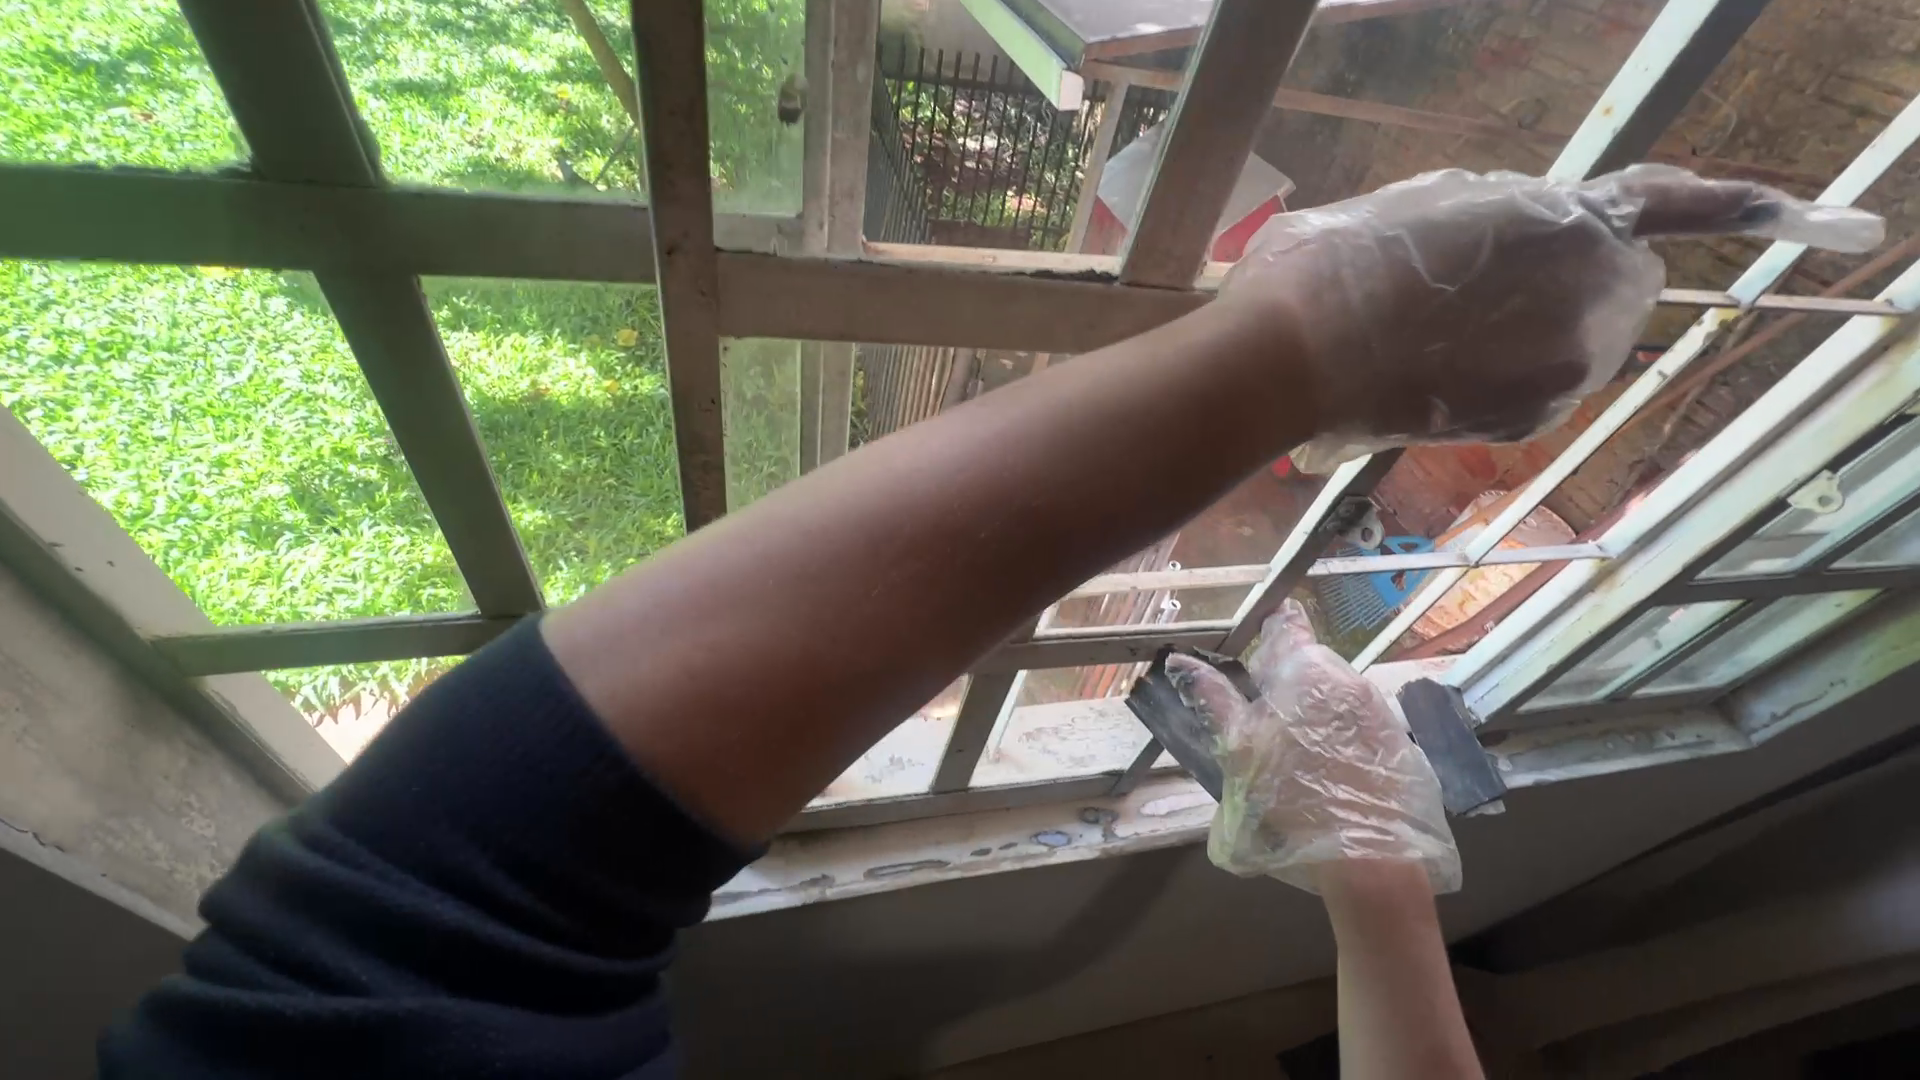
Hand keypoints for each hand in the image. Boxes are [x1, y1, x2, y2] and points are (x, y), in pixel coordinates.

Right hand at [1166, 600, 1459, 893]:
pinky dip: (1333, 732)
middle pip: (1307, 662)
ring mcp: (1378, 711)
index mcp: (1307, 670)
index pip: (1286, 626)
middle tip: (1255, 712)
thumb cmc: (1291, 795)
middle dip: (1281, 678)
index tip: (1252, 634)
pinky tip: (1321, 769)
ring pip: (1330, 694)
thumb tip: (1178, 660)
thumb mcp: (1238, 746)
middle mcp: (1349, 679)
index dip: (1267, 627)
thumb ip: (1211, 698)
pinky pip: (1354, 722)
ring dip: (1307, 707)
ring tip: (1287, 746)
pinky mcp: (1396, 744)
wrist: (1371, 863)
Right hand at [1218, 165, 1883, 472]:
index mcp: (1559, 218)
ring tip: (1436, 338)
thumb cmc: (1329, 271)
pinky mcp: (1519, 418)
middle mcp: (1586, 293)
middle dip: (1567, 282)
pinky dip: (1505, 378)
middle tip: (1477, 292)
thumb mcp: (1406, 209)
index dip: (1716, 206)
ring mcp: (1558, 364)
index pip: (1665, 204)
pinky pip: (1540, 388)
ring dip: (1529, 334)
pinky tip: (1436, 373)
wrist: (1287, 359)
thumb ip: (1477, 210)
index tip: (1788, 217)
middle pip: (1615, 284)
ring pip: (1578, 341)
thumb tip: (1493, 238)